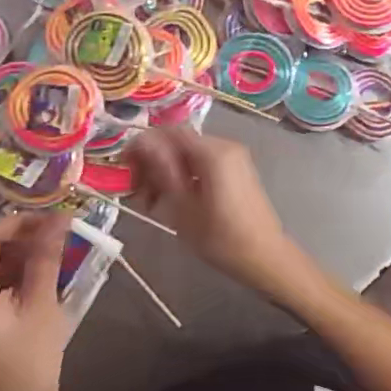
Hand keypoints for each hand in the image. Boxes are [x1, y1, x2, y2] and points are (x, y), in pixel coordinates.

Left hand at [0, 211, 74, 390]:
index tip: (57, 218)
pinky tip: (47, 277)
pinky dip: (19, 277)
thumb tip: (59, 218)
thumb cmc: (29, 369)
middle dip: (25, 238)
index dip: (21, 221)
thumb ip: (47, 260)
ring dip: (25, 257)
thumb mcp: (42, 309)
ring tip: (62, 255)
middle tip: (65, 235)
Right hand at [125, 127, 312, 297]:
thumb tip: (140, 143)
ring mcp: (233, 157)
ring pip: (188, 154)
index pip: (166, 132)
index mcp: (212, 152)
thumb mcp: (183, 206)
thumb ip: (161, 170)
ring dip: (166, 172)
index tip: (125, 171)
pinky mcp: (236, 170)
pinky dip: (184, 175)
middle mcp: (224, 145)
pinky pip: (202, 163)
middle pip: (177, 141)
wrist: (265, 257)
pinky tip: (174, 201)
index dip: (141, 147)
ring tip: (152, 203)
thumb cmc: (221, 238)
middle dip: (152, 163)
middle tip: (137, 193)